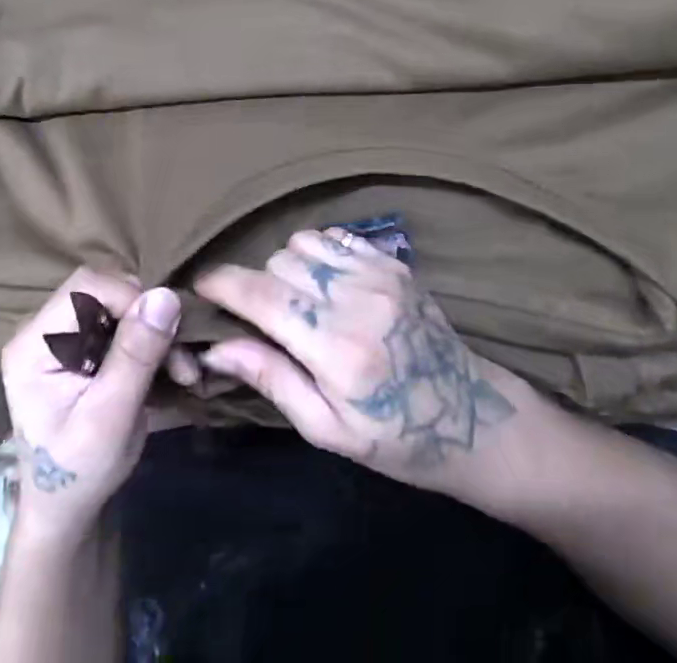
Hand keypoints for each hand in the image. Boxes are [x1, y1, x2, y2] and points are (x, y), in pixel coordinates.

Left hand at [0, 267, 181, 538]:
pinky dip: (149, 341)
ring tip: (182, 369)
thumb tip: (164, 295)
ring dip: (154, 331)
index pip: (85, 287)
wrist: (65, 508)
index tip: (168, 332)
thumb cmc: (79, 471)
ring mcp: (59, 337)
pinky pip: (118, 324)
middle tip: (180, 358)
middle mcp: (41, 329)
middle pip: (101, 291)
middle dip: (146, 316)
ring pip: (115, 305)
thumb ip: (134, 355)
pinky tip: (169, 368)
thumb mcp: (111, 417)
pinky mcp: (79, 348)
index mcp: (33, 343)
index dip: (131, 298)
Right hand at [194, 228, 558, 500]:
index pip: (260, 295)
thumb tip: (212, 347)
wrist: (477, 421)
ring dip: (285, 268)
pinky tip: (324, 285)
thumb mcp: (326, 430)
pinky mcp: (394, 264)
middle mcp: (358, 301)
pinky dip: (315, 254)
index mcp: (338, 350)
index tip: (199, 288)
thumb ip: (270, 379)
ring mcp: (381, 276)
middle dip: (254, 285)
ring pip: (300, 242)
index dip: (220, 284)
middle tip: (259, 318)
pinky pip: (332, 236)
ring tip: (294, 301)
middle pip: (275, 264)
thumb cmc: (397, 440)